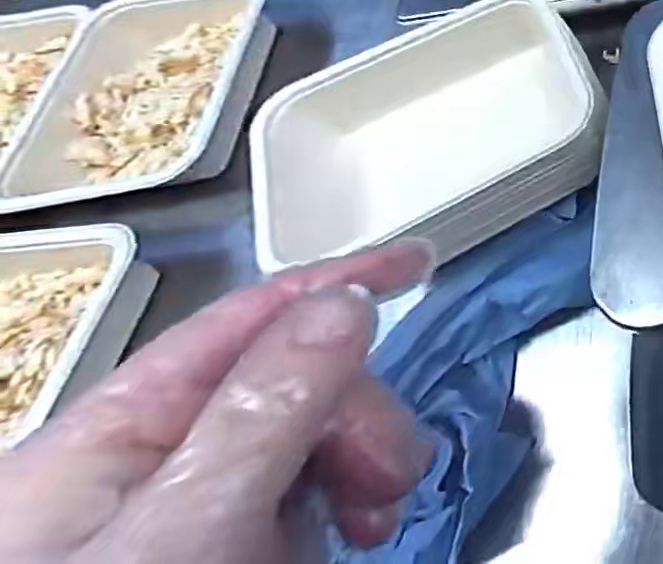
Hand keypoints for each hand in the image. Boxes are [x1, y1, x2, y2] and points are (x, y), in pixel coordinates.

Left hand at [0, 241, 435, 563]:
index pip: (246, 319)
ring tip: (376, 516)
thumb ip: (269, 405)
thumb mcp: (195, 527)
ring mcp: (186, 505)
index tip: (422, 260)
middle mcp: (144, 462)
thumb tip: (347, 299)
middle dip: (365, 417)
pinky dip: (348, 495)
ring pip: (316, 430)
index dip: (340, 278)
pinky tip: (354, 528)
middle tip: (391, 478)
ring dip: (367, 459)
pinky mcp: (223, 539)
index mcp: (107, 440)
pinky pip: (310, 481)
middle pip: (298, 381)